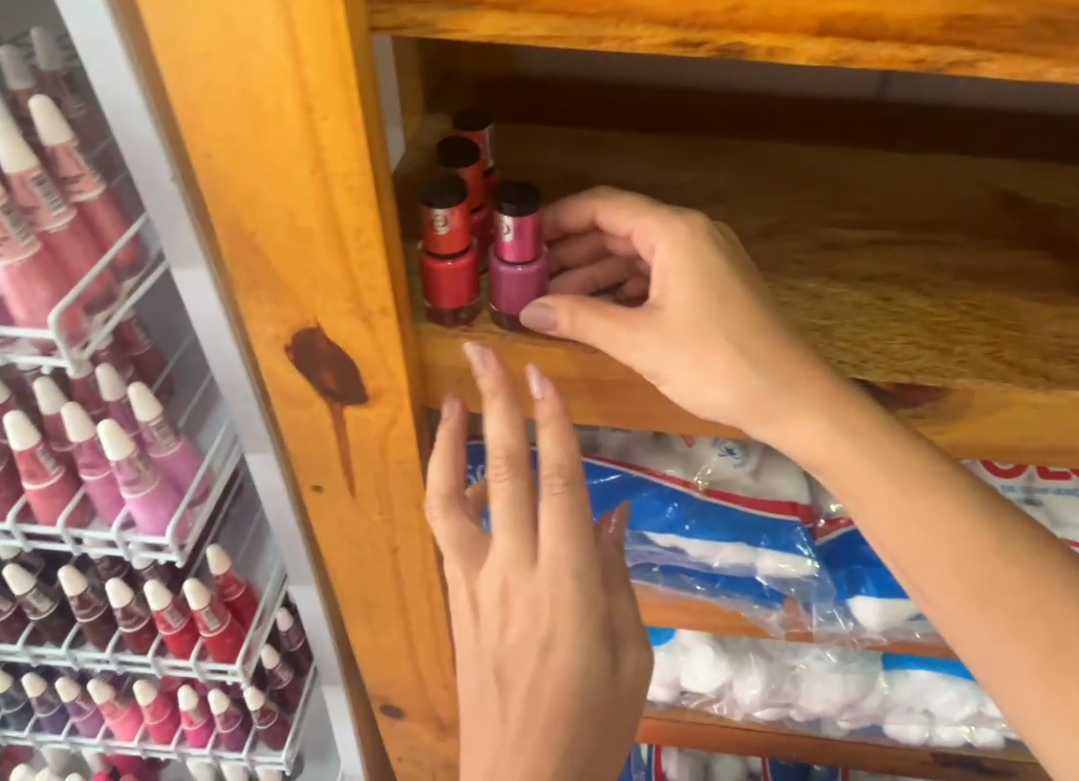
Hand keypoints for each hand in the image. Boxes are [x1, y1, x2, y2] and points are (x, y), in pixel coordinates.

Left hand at [424, 343, 650, 780]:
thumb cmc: (594, 725)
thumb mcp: (631, 653)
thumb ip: (616, 575)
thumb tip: (610, 511)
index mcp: (568, 583)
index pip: (558, 482)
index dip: (551, 422)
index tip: (542, 374)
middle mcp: (513, 571)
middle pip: (502, 471)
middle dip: (494, 405)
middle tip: (484, 354)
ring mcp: (474, 585)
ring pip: (451, 498)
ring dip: (449, 442)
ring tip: (451, 399)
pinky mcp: (455, 601)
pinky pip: (447, 533)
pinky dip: (451, 489)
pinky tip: (464, 470)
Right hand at [517, 187, 844, 437]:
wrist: (793, 397)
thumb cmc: (716, 363)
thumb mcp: (639, 341)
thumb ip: (580, 318)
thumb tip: (527, 311)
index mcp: (674, 232)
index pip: (603, 205)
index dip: (557, 219)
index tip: (521, 240)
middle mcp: (690, 233)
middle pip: (618, 228)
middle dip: (572, 252)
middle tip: (527, 277)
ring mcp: (705, 258)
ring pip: (637, 254)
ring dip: (595, 274)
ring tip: (552, 300)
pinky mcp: (713, 283)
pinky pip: (658, 274)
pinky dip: (624, 289)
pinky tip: (596, 312)